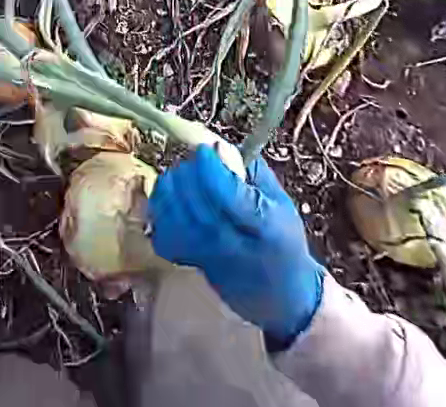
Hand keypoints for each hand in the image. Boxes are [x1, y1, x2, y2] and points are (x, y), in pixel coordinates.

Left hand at [149, 145, 324, 348]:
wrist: (282, 296)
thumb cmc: (284, 241)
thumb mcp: (281, 202)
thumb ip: (253, 172)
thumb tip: (223, 148)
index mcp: (264, 226)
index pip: (227, 195)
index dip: (210, 167)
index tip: (208, 148)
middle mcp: (233, 246)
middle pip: (196, 206)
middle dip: (190, 174)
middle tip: (196, 159)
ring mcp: (208, 260)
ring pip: (175, 222)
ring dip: (172, 190)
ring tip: (182, 175)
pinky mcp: (192, 267)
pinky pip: (164, 238)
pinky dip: (161, 213)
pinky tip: (171, 198)